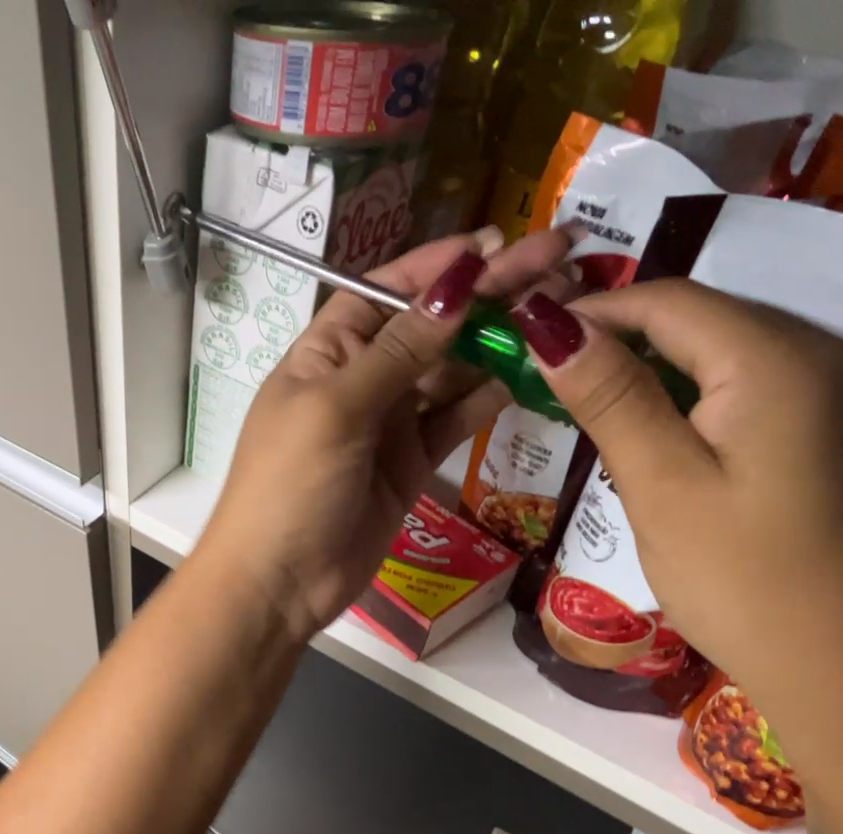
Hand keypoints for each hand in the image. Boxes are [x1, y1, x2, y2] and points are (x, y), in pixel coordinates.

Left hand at [192, 227, 578, 641]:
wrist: (278, 583)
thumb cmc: (289, 485)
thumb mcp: (337, 408)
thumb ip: (398, 351)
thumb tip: (458, 285)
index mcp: (325, 352)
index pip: (386, 291)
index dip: (440, 266)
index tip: (499, 242)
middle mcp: (359, 377)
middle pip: (429, 324)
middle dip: (487, 293)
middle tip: (559, 259)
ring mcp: (388, 421)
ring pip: (450, 368)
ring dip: (499, 339)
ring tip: (564, 306)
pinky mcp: (412, 461)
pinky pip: (457, 417)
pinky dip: (491, 393)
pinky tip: (535, 369)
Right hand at [513, 279, 842, 720]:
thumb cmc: (745, 579)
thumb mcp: (662, 484)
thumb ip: (609, 396)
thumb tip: (548, 322)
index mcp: (775, 361)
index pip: (668, 300)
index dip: (590, 310)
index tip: (524, 339)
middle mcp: (822, 359)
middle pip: (703, 319)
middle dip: (620, 335)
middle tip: (547, 375)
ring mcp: (842, 400)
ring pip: (728, 353)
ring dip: (655, 367)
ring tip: (590, 404)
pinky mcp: (842, 440)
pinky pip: (756, 389)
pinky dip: (695, 396)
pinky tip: (661, 435)